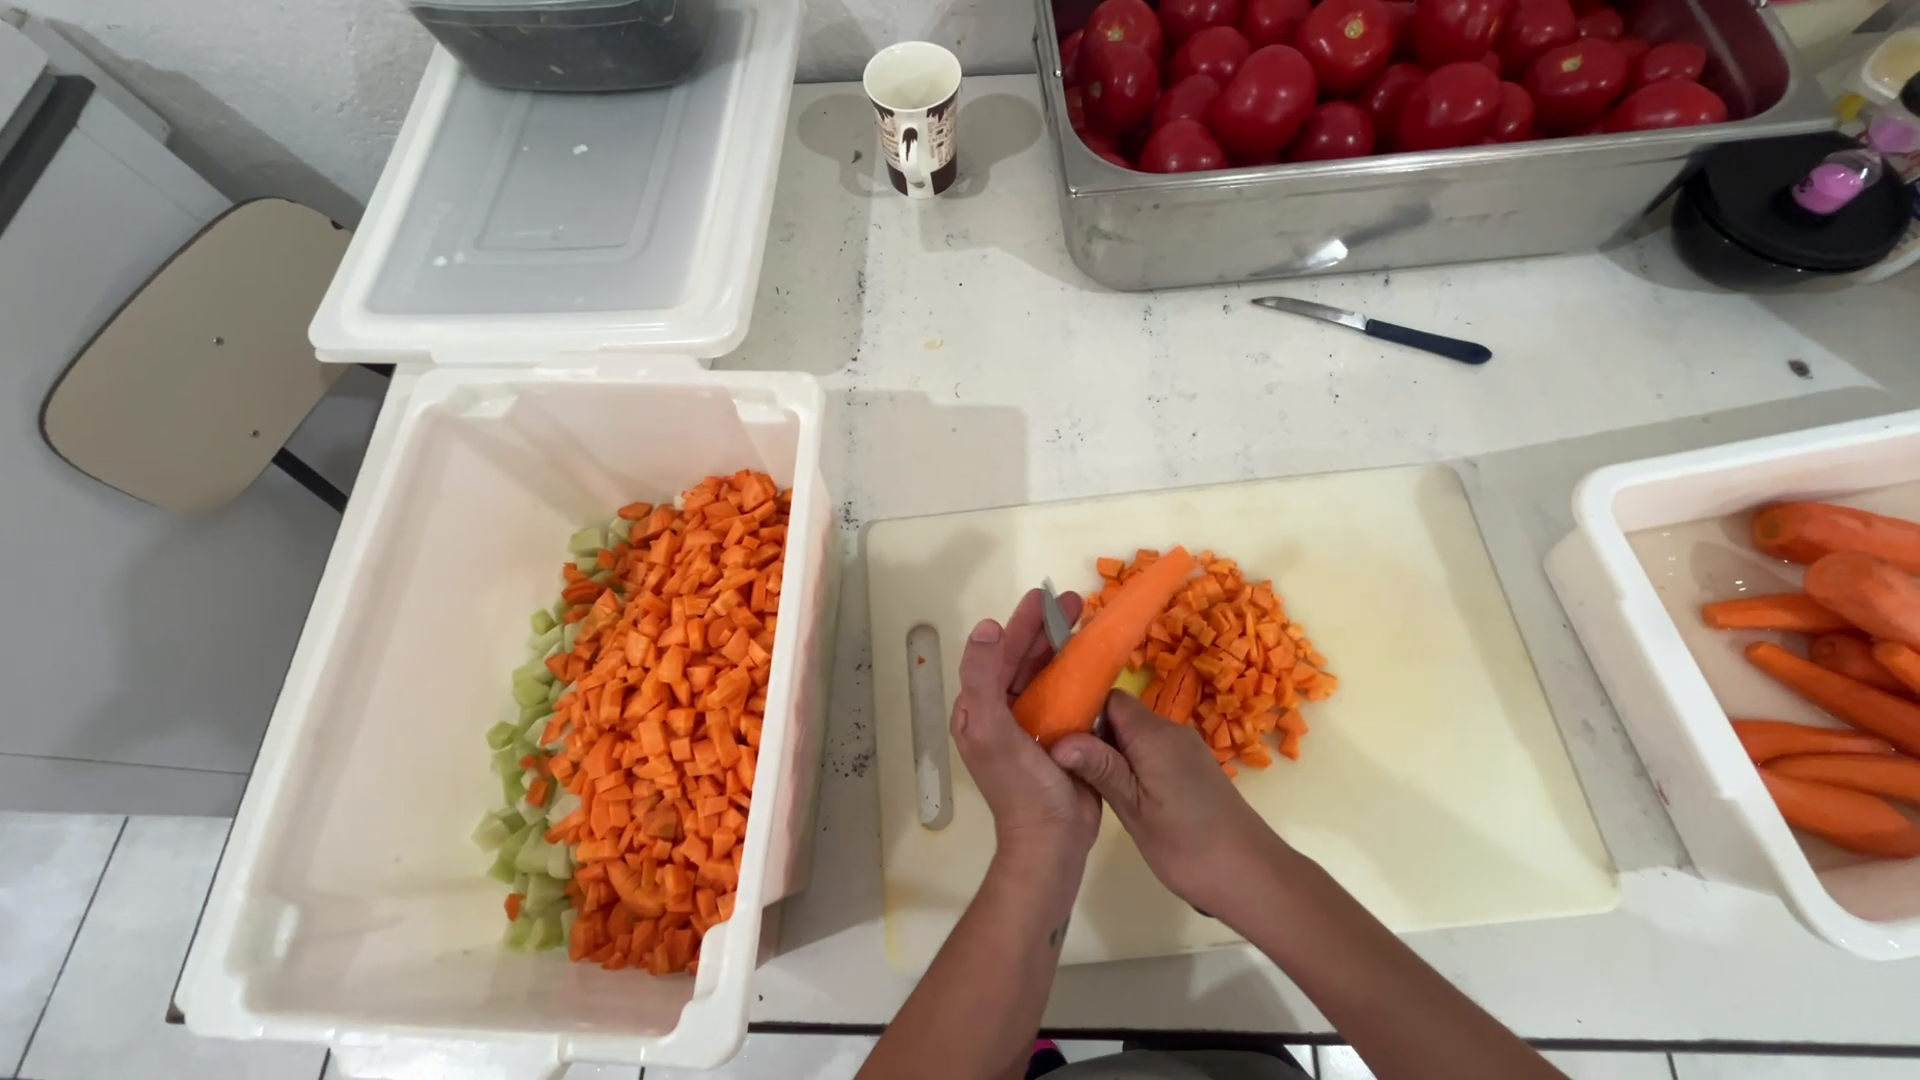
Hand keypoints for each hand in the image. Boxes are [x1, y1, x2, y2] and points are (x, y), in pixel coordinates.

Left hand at [952, 589, 1101, 862]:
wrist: (1053, 839)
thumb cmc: (1019, 784)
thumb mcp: (990, 728)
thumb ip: (981, 678)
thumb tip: (985, 627)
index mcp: (980, 710)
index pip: (996, 655)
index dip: (1019, 624)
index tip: (1041, 598)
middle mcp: (1003, 713)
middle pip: (1024, 659)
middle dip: (1046, 629)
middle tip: (1074, 600)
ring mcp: (1033, 725)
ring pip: (1048, 673)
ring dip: (1065, 647)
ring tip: (1088, 620)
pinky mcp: (1061, 736)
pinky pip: (1069, 695)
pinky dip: (1081, 674)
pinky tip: (1098, 659)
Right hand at [1050, 691, 1291, 922]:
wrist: (1253, 878)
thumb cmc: (1188, 846)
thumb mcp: (1134, 810)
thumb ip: (1100, 769)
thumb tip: (1057, 739)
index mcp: (1154, 735)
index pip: (1109, 699)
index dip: (1082, 712)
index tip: (1055, 737)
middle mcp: (1171, 732)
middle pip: (1121, 716)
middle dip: (1092, 735)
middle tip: (1063, 766)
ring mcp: (1185, 750)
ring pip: (1136, 736)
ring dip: (1112, 753)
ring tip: (1085, 783)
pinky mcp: (1193, 769)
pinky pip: (1152, 751)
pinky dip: (1132, 765)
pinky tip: (1120, 794)